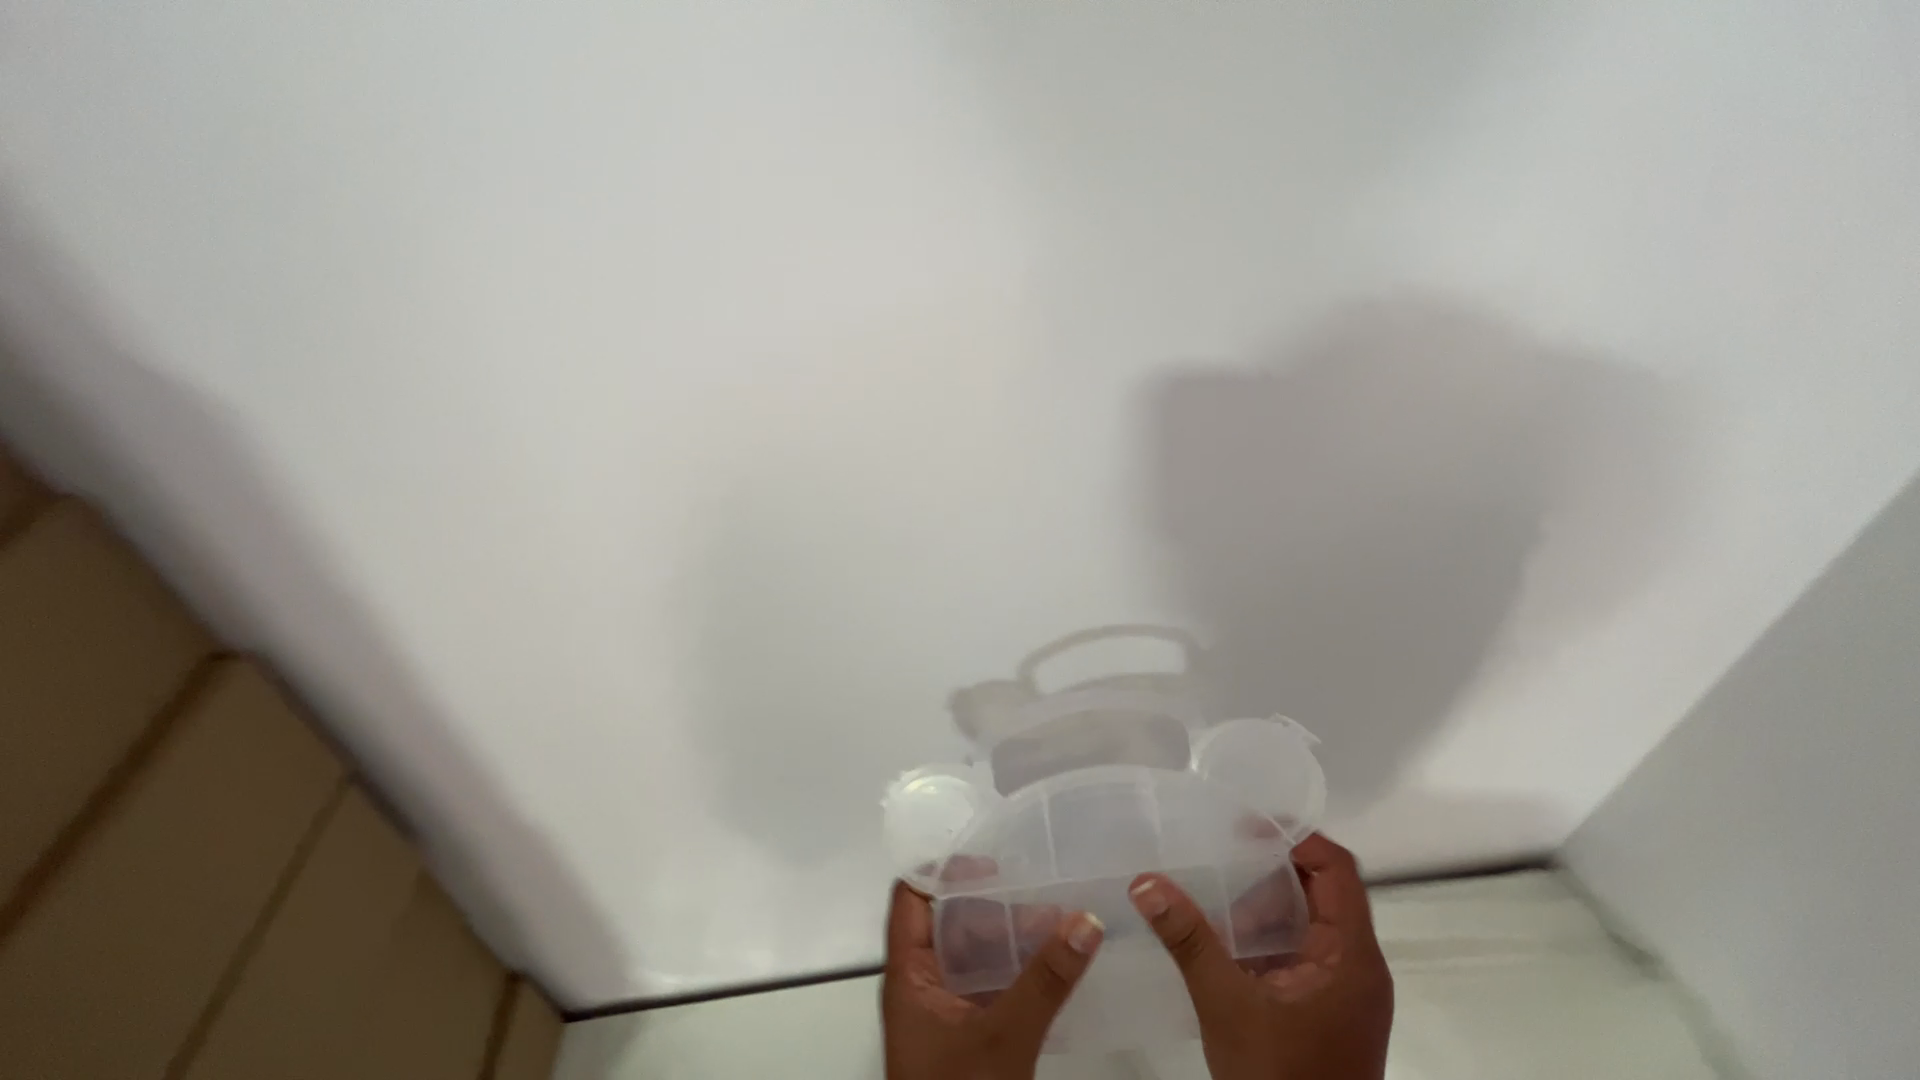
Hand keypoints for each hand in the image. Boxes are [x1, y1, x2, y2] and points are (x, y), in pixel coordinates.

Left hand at [881, 880, 1103, 1078]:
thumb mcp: (1005, 1036)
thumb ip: (1046, 979)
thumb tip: (1087, 918)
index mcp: (908, 973)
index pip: (912, 896)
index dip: (943, 868)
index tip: (992, 853)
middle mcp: (919, 983)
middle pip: (948, 922)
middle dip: (994, 904)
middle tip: (1042, 887)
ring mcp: (941, 1010)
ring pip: (971, 955)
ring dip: (1011, 938)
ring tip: (1059, 921)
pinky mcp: (963, 1034)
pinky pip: (986, 985)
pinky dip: (1016, 970)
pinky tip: (1053, 965)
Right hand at [1128, 834, 1392, 1079]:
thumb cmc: (1279, 1079)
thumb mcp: (1226, 1004)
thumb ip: (1188, 939)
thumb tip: (1145, 882)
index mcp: (1351, 957)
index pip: (1337, 870)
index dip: (1297, 839)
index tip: (1245, 827)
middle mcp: (1358, 968)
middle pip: (1323, 894)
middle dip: (1268, 876)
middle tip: (1217, 863)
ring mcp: (1346, 994)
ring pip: (1310, 927)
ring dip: (1263, 912)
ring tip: (1212, 907)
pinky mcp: (1329, 1014)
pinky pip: (1302, 957)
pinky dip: (1267, 943)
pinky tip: (1223, 948)